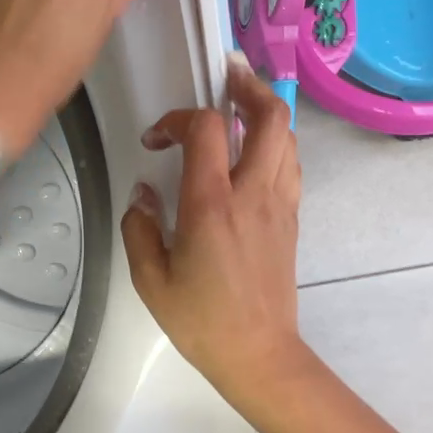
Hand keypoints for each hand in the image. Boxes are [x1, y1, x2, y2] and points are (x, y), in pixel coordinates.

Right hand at [122, 62, 308, 408]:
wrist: (259, 355)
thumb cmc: (202, 322)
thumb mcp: (152, 281)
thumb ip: (141, 229)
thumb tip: (145, 194)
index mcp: (212, 206)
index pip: (205, 129)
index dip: (177, 120)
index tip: (155, 142)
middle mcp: (253, 194)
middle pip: (269, 116)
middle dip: (248, 86)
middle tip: (225, 77)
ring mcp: (279, 206)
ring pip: (287, 137)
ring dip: (265, 114)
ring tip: (239, 111)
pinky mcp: (291, 222)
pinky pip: (290, 166)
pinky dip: (275, 146)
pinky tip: (253, 157)